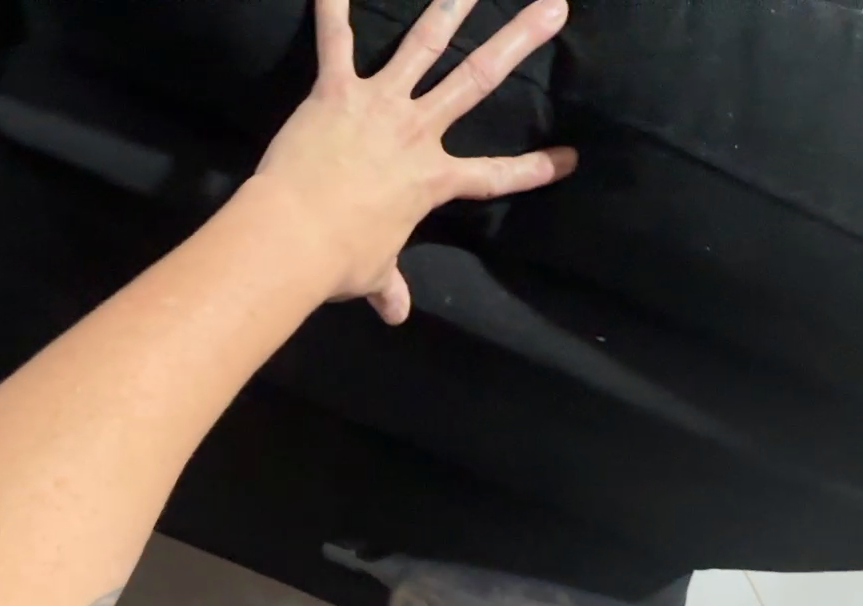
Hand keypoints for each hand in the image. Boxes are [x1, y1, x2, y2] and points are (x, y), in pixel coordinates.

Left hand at [252, 0, 576, 324]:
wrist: (296, 237)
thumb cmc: (339, 260)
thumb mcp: (373, 275)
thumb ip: (390, 290)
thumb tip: (397, 317)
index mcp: (432, 181)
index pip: (493, 178)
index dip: (532, 171)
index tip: (566, 160)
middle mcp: (416, 132)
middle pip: (477, 80)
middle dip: (518, 41)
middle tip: (555, 8)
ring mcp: (379, 105)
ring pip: (424, 42)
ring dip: (452, 3)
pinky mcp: (336, 91)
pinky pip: (334, 39)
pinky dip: (332, 8)